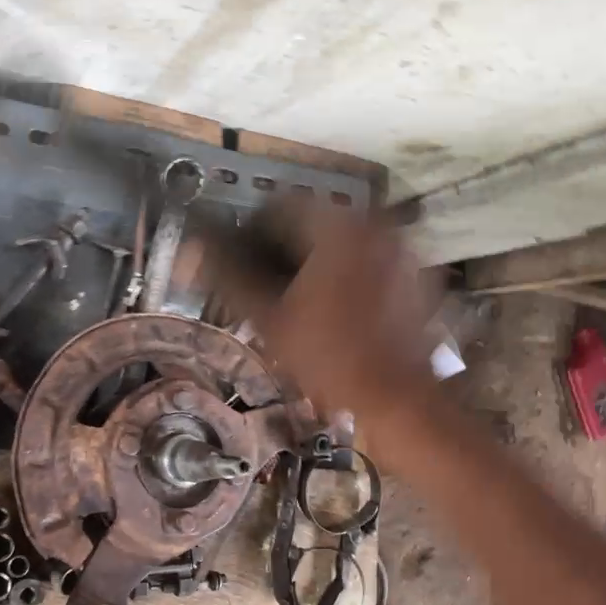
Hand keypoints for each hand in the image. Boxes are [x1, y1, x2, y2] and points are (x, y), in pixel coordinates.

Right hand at [237, 202, 442, 439]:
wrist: (398, 397)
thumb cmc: (329, 357)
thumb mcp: (269, 317)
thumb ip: (228, 275)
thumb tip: (191, 247)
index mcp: (337, 225)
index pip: (278, 207)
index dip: (248, 234)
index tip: (235, 264)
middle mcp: (374, 224)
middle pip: (311, 224)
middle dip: (280, 251)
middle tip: (259, 286)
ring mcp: (400, 249)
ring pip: (340, 244)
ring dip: (310, 264)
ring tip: (291, 301)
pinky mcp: (414, 276)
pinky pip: (366, 263)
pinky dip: (342, 276)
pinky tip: (328, 311)